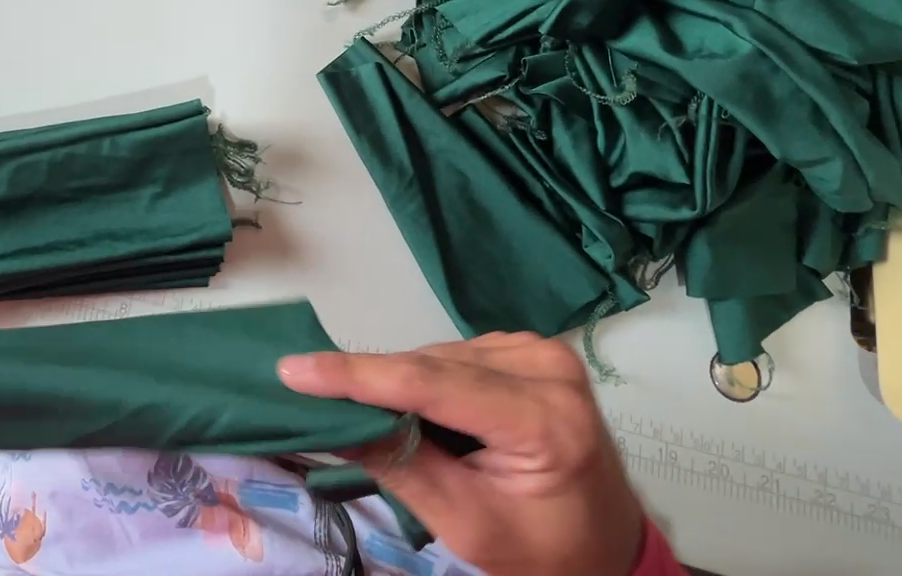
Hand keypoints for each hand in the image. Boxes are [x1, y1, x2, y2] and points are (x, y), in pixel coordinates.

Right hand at [279, 332, 643, 575]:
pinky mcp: (531, 349)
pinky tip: (430, 413)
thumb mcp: (466, 525)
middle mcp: (545, 366)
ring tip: (395, 426)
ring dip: (401, 384)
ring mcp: (540, 351)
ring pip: (435, 356)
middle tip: (319, 401)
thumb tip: (327, 416)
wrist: (608, 549)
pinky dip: (426, 380)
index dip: (357, 376)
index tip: (293, 370)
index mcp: (544, 420)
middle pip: (430, 366)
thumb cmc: (542, 554)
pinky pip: (452, 356)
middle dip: (373, 384)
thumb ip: (398, 465)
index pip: (431, 385)